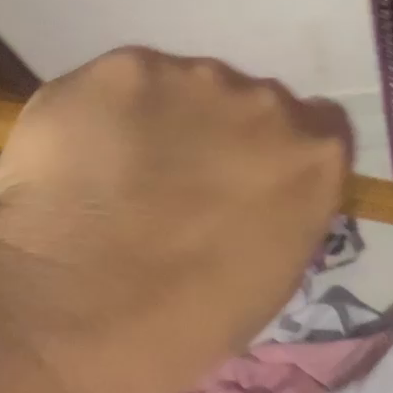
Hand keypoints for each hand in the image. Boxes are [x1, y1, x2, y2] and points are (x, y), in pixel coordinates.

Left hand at [0, 48, 351, 392]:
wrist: (72, 317)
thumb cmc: (188, 323)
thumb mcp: (277, 271)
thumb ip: (285, 207)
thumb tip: (257, 190)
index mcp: (316, 154)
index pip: (320, 127)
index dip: (282, 151)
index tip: (250, 181)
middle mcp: (268, 101)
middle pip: (252, 102)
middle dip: (221, 133)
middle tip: (176, 183)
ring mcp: (196, 76)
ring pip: (186, 87)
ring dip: (165, 119)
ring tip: (116, 174)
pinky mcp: (123, 68)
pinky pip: (124, 84)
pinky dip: (106, 114)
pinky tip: (79, 160)